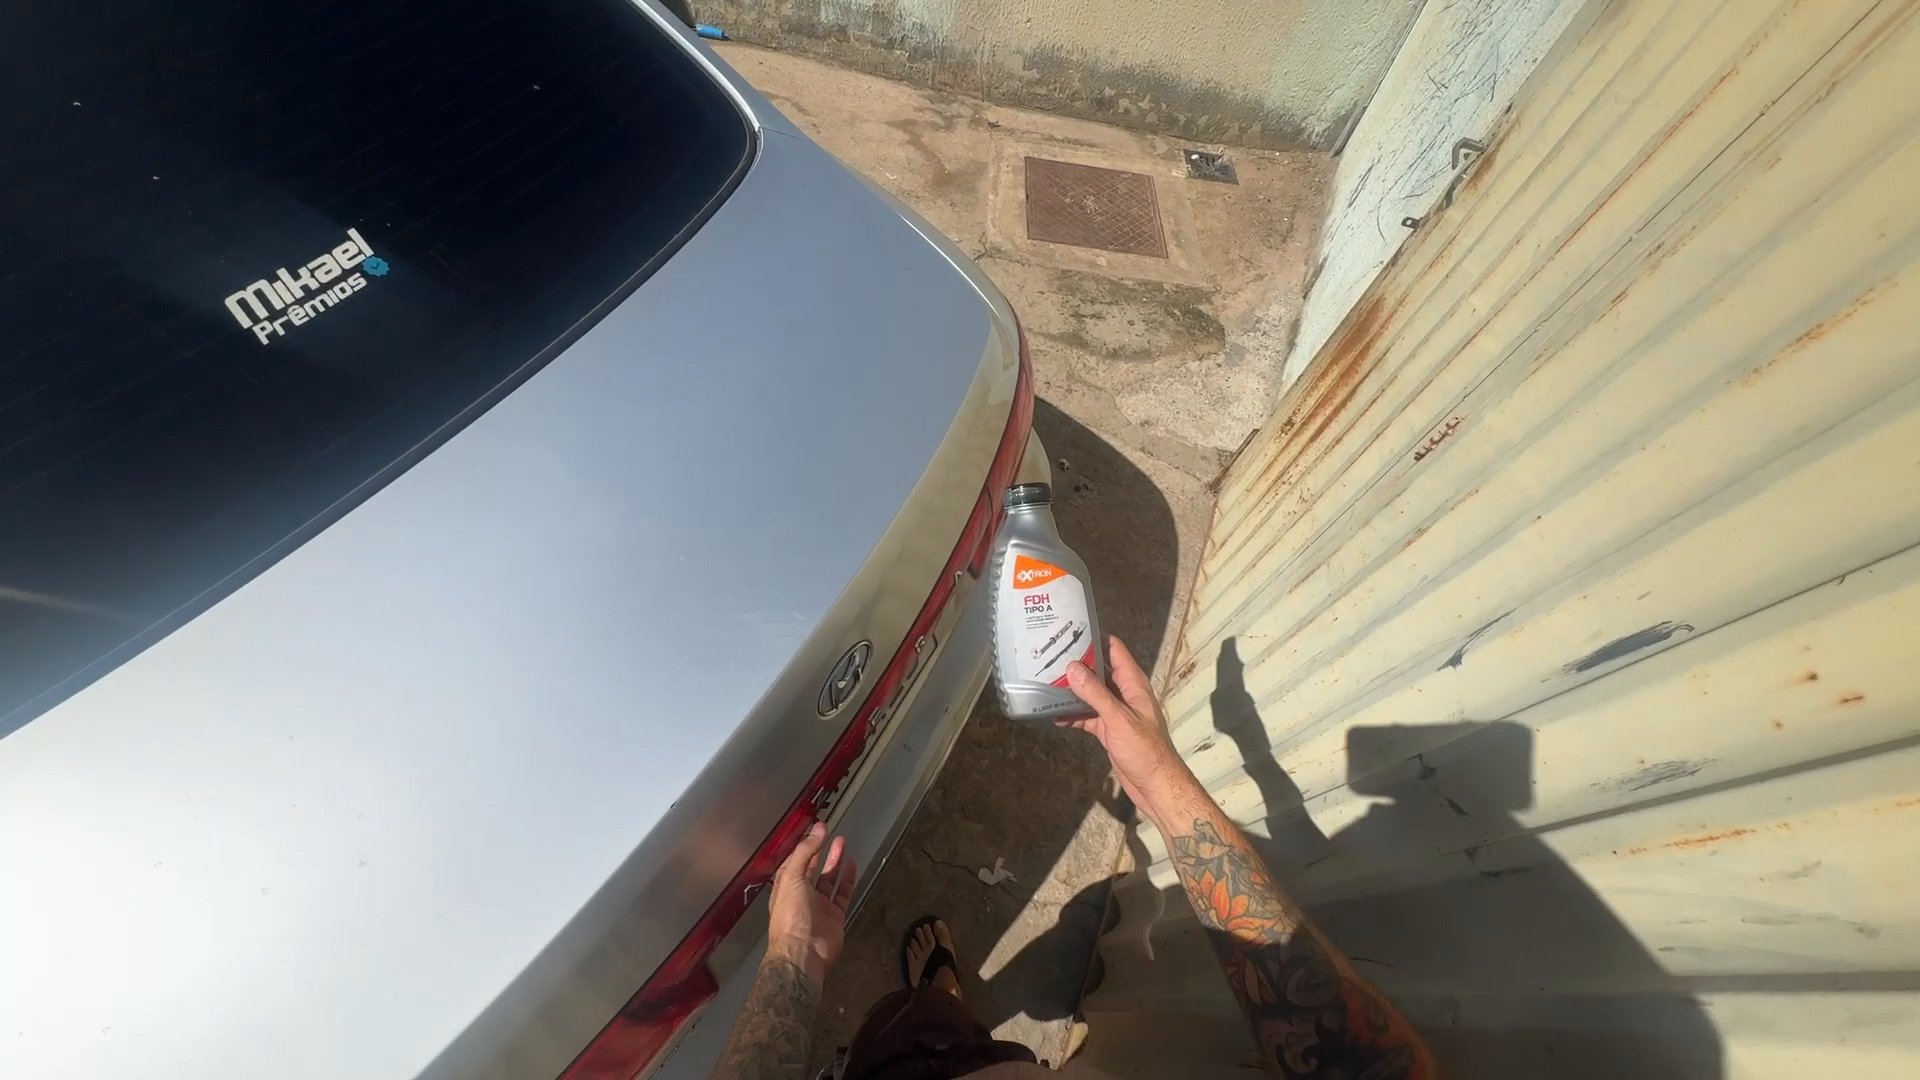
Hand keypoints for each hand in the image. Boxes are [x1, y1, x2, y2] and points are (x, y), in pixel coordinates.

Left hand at [766, 822, 856, 990]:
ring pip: (828, 879)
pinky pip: (842, 894)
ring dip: (835, 861)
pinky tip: (852, 865)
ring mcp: (819, 907)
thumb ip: (805, 852)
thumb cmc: (791, 916)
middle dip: (820, 850)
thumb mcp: (792, 878)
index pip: (795, 861)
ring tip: (842, 842)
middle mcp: (801, 896)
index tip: (817, 829)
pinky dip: (847, 880)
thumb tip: (818, 830)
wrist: (804, 954)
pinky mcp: (835, 916)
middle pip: (812, 868)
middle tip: (829, 832)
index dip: (805, 845)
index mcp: (786, 888)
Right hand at [1064, 636, 1196, 814]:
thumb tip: (1072, 667)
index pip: (1115, 650)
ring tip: (1046, 682)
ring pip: (1091, 693)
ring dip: (1073, 690)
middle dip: (1078, 663)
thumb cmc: (1144, 749)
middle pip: (1100, 670)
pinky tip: (1054, 716)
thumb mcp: (1118, 718)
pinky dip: (1073, 715)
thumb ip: (1095, 693)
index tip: (1071, 631)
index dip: (1095, 638)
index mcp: (1133, 684)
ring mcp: (1117, 712)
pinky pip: (1088, 715)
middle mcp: (1125, 693)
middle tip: (1050, 655)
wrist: (1155, 786)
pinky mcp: (1109, 729)